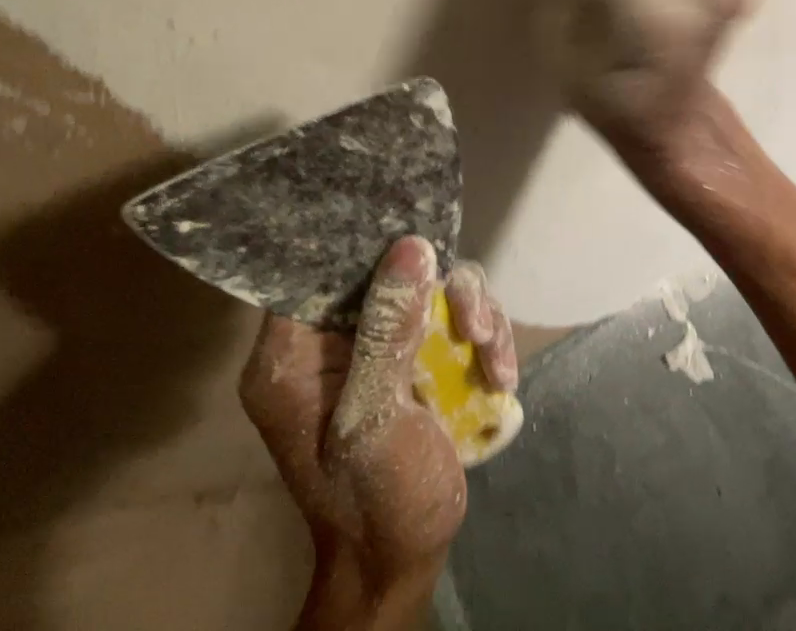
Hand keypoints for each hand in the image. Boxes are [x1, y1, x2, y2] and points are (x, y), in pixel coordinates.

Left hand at [239, 236, 517, 629]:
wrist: (405, 556)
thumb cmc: (375, 498)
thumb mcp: (376, 416)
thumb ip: (389, 332)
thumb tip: (411, 248)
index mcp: (294, 357)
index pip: (317, 274)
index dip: (365, 248)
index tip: (419, 238)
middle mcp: (334, 344)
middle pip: (392, 276)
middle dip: (444, 296)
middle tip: (476, 326)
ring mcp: (382, 353)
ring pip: (435, 295)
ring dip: (476, 320)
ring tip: (494, 360)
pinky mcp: (420, 364)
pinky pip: (458, 324)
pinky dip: (486, 343)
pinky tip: (501, 377)